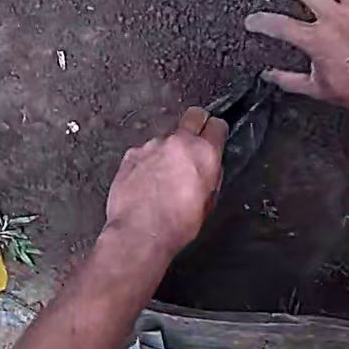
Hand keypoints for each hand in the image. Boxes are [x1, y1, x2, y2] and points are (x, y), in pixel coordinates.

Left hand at [102, 107, 228, 258]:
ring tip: (164, 176)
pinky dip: (148, 161)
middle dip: (197, 124)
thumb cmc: (176, 225)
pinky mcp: (131, 154)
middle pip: (193, 115)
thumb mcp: (208, 203)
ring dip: (168, 149)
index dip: (217, 131)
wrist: (139, 232)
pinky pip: (145, 150)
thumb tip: (210, 168)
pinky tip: (147, 181)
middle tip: (194, 142)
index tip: (215, 137)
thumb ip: (211, 177)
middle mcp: (178, 142)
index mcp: (204, 153)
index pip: (217, 125)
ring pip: (166, 137)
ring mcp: (152, 145)